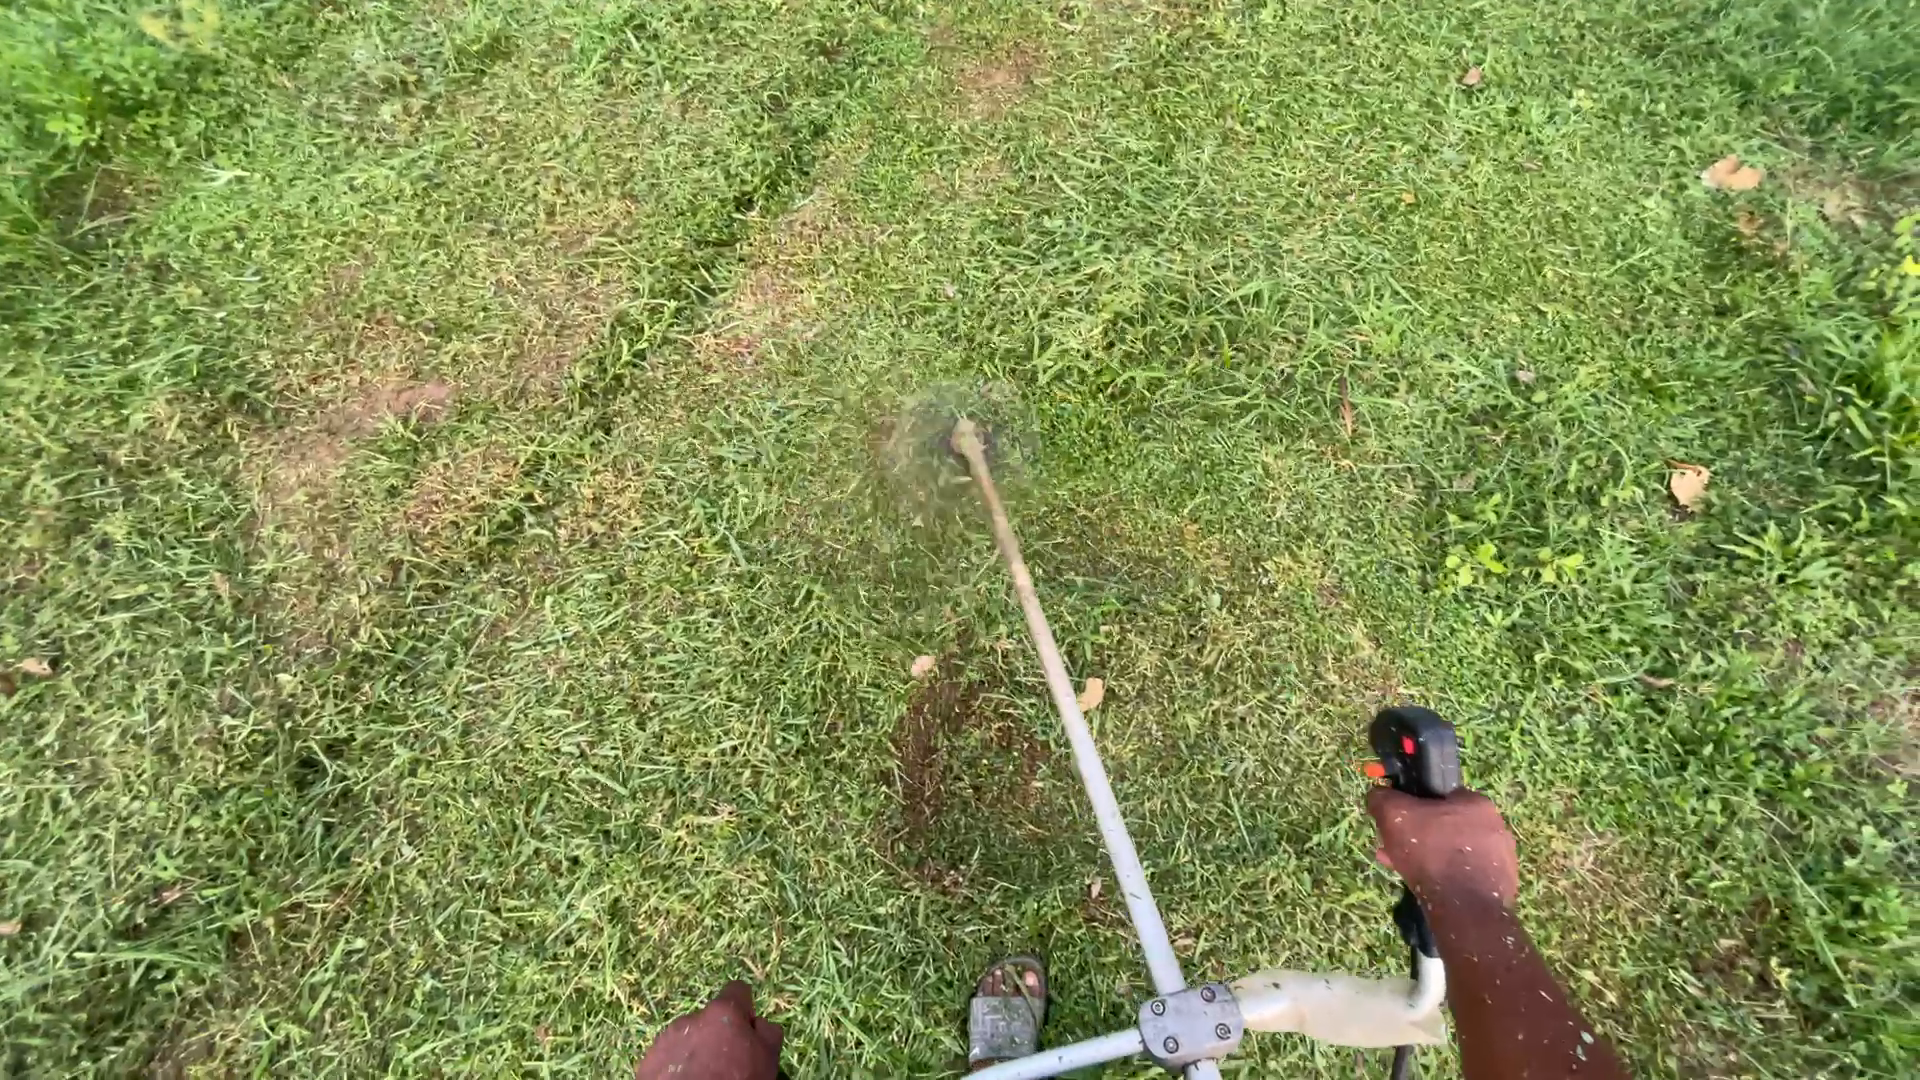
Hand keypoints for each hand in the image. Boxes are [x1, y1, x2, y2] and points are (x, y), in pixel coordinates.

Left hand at [635, 981, 783, 1079]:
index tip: (746, 1033)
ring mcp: (664, 1042)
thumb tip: (758, 1023)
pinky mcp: (645, 1066)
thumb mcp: (767, 1060)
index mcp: (722, 1011)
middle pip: (708, 1019)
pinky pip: (664, 1060)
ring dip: (693, 1052)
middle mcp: (691, 1018)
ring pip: (684, 1039)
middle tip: (722, 1065)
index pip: (737, 991)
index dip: (743, 1011)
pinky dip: (673, 1070)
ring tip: (700, 1078)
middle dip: (715, 1036)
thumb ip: (767, 1033)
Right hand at [1366, 786, 1518, 907]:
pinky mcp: (1501, 885)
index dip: (1411, 806)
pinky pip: (1463, 872)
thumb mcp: (1392, 813)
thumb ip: (1382, 797)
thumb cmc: (1430, 851)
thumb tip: (1380, 795)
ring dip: (1425, 856)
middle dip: (1414, 835)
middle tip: (1394, 847)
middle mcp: (1496, 827)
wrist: (1465, 909)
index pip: (1438, 796)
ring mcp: (1502, 859)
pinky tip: (1424, 883)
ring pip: (1450, 850)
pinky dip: (1443, 874)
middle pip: (1442, 825)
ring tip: (1401, 866)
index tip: (1396, 822)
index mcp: (1477, 804)